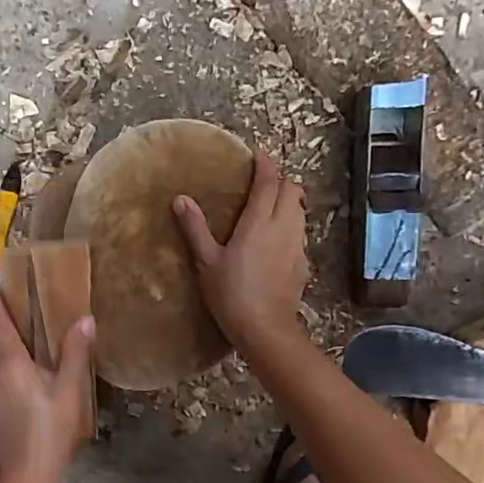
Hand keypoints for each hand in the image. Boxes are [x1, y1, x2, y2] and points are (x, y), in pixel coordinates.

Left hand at [0, 289, 96, 482]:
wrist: (21, 480)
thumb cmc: (48, 434)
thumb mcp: (70, 393)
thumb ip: (75, 354)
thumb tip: (84, 319)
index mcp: (8, 362)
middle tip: (21, 305)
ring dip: (1, 342)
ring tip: (27, 337)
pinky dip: (2, 364)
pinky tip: (23, 374)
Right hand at [173, 151, 309, 345]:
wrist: (264, 327)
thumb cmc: (230, 292)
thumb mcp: (206, 260)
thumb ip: (195, 227)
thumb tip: (180, 198)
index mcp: (258, 222)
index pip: (269, 183)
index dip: (266, 165)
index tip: (259, 155)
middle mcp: (284, 227)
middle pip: (292, 191)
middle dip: (280, 180)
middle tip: (262, 180)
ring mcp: (297, 245)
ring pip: (300, 210)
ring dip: (288, 200)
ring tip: (269, 205)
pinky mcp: (302, 263)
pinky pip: (299, 232)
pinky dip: (290, 224)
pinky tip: (275, 238)